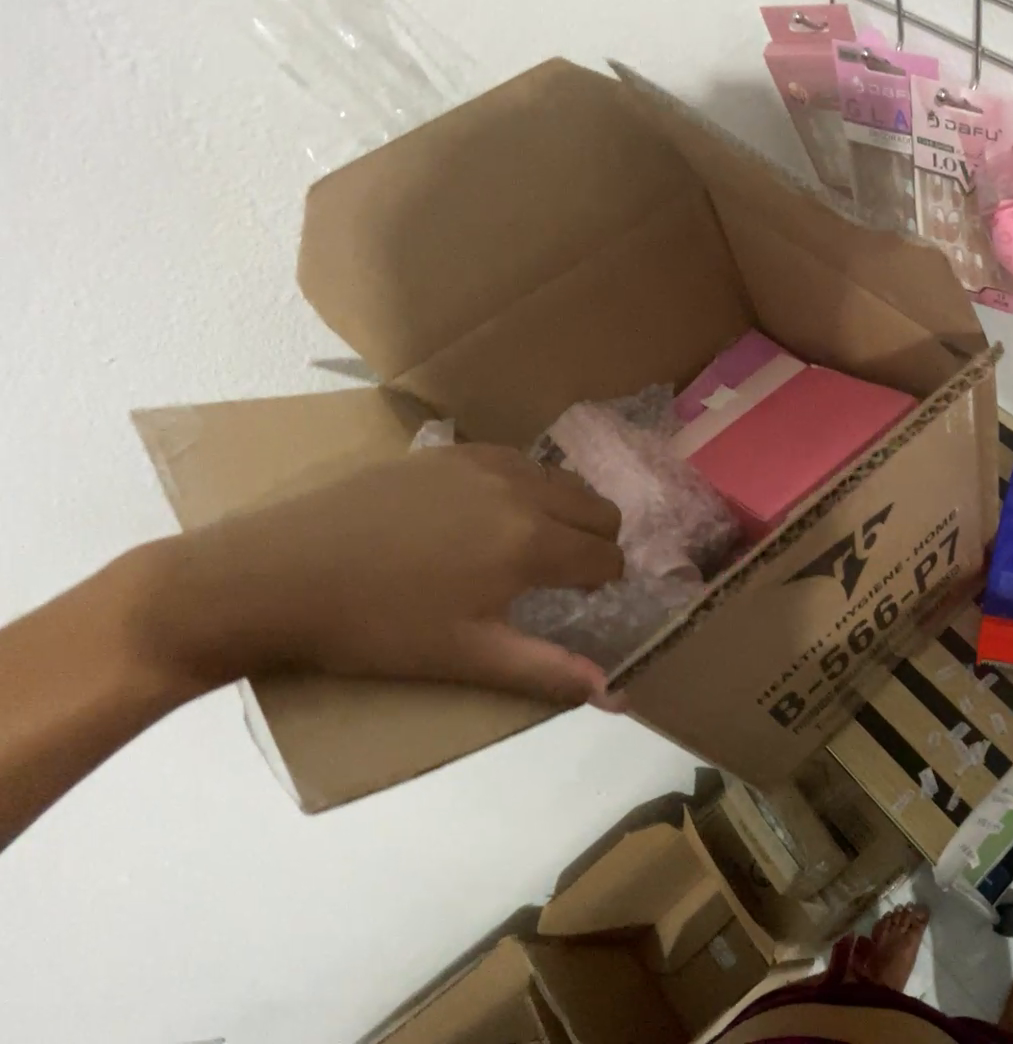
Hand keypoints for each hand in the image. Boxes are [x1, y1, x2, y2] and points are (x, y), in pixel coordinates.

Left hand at [137, 445, 626, 707]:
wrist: (266, 578)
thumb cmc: (374, 628)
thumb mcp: (467, 656)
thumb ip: (548, 671)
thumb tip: (615, 692)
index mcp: (531, 542)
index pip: (607, 556)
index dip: (603, 583)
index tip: (580, 601)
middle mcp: (522, 490)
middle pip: (601, 509)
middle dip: (597, 543)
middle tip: (563, 574)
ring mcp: (484, 463)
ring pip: (565, 480)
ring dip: (567, 512)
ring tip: (528, 544)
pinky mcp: (448, 452)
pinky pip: (519, 461)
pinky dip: (527, 486)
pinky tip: (488, 514)